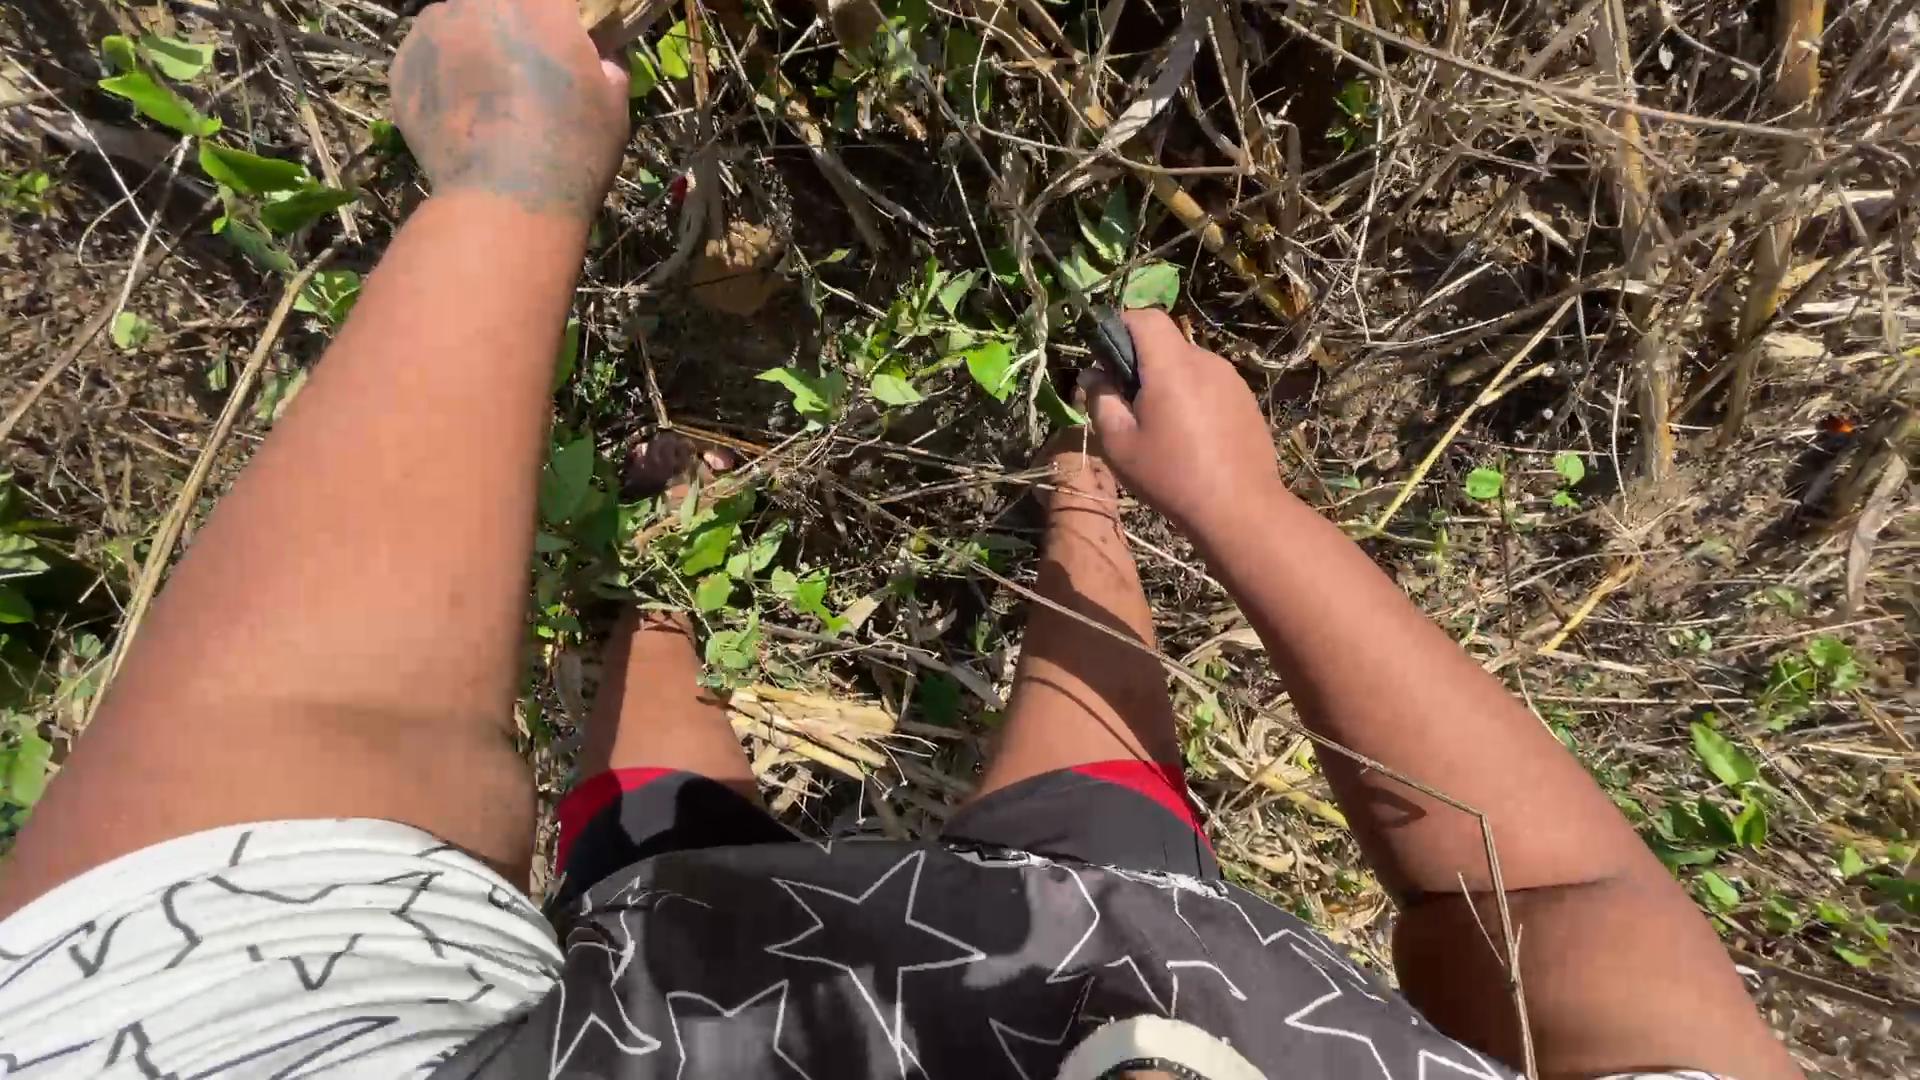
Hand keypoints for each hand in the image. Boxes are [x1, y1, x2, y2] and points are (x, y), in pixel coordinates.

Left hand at [391, 0, 629, 222]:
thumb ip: (606, 66)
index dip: (564, 24)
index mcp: (536, 2)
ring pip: (459, 30)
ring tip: (498, 109)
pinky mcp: (401, 68)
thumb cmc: (575, 148)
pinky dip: (448, 86)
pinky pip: (430, 65)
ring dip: (477, 55)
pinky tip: (471, 126)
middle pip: (498, 8)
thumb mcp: (614, 107)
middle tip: (533, 83)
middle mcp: (475, 0)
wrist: (510, 199)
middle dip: (514, 36)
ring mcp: (430, 30)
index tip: (572, 51)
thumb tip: (600, 56)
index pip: (553, 2)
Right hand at [1081, 309, 1282, 538]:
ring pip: (1188, 365)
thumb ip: (1101, 401)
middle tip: (1126, 403)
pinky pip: (1209, 384)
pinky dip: (1191, 396)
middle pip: (1167, 343)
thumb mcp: (1119, 444)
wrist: (1239, 508)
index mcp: (1171, 366)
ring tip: (1159, 426)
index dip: (1120, 325)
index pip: (1145, 318)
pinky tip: (1189, 437)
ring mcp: (1231, 379)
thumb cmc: (1170, 476)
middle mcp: (1206, 362)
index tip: (1105, 356)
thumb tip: (1093, 374)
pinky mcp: (1245, 399)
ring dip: (1167, 382)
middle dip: (1141, 362)